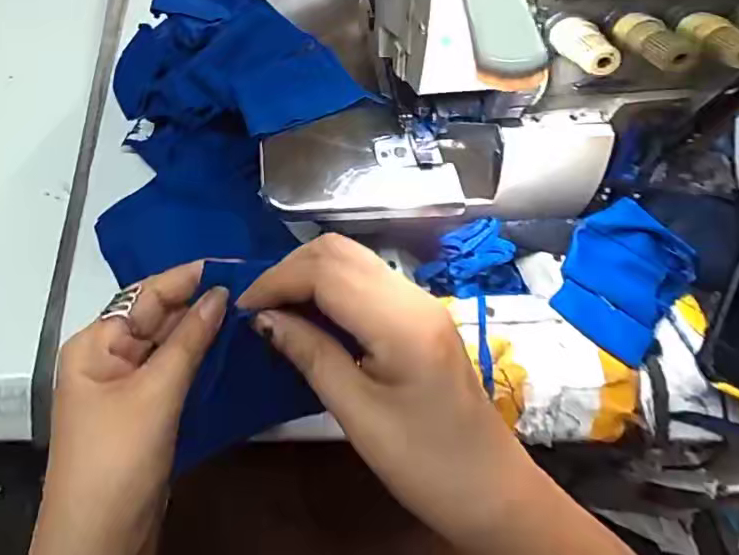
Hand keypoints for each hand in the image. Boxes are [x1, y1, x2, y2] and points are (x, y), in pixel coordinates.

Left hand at [31, 262, 227, 554]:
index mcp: (96, 343)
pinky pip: (175, 368)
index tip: (232, 263)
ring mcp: (127, 384)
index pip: (146, 294)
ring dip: (204, 327)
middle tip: (249, 285)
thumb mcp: (156, 393)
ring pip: (170, 342)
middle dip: (199, 300)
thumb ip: (189, 339)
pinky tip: (231, 344)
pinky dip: (200, 356)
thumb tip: (220, 292)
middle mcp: (108, 355)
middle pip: (159, 315)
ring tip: (248, 306)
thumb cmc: (118, 460)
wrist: (100, 546)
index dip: (188, 277)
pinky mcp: (145, 408)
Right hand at [238, 236, 624, 554]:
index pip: (326, 271)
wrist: (494, 489)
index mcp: (400, 319)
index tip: (243, 308)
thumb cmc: (426, 465)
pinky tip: (312, 311)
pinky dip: (331, 282)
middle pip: (339, 250)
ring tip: (277, 307)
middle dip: (290, 268)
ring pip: (352, 257)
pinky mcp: (418, 310)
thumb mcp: (359, 416)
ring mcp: (419, 297)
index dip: (278, 280)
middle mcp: (411, 293)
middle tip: (257, 306)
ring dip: (309, 271)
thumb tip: (265, 319)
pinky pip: (366, 276)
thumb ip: (311, 356)